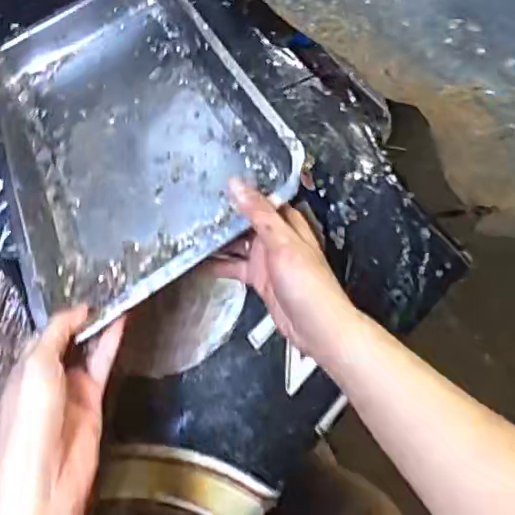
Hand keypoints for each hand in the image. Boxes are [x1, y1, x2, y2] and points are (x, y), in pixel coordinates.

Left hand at [0, 306, 126, 514]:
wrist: (45, 479)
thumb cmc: (27, 427)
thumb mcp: (36, 364)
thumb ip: (57, 332)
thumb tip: (76, 311)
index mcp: (25, 368)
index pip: (47, 332)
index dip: (64, 315)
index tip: (82, 299)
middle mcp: (47, 378)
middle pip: (69, 339)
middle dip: (83, 320)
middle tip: (101, 296)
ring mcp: (70, 390)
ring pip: (88, 349)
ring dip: (100, 327)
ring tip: (114, 302)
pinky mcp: (91, 402)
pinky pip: (103, 364)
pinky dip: (112, 342)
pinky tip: (120, 323)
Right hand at [213, 177, 356, 360]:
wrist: (320, 331)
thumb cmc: (311, 286)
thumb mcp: (282, 242)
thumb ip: (259, 213)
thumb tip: (238, 185)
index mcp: (286, 223)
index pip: (260, 199)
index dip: (240, 191)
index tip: (216, 182)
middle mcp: (276, 238)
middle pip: (245, 221)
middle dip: (224, 215)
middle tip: (198, 206)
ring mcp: (266, 259)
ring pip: (237, 243)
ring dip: (219, 239)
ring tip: (194, 230)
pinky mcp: (259, 279)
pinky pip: (235, 267)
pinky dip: (219, 264)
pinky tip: (202, 261)